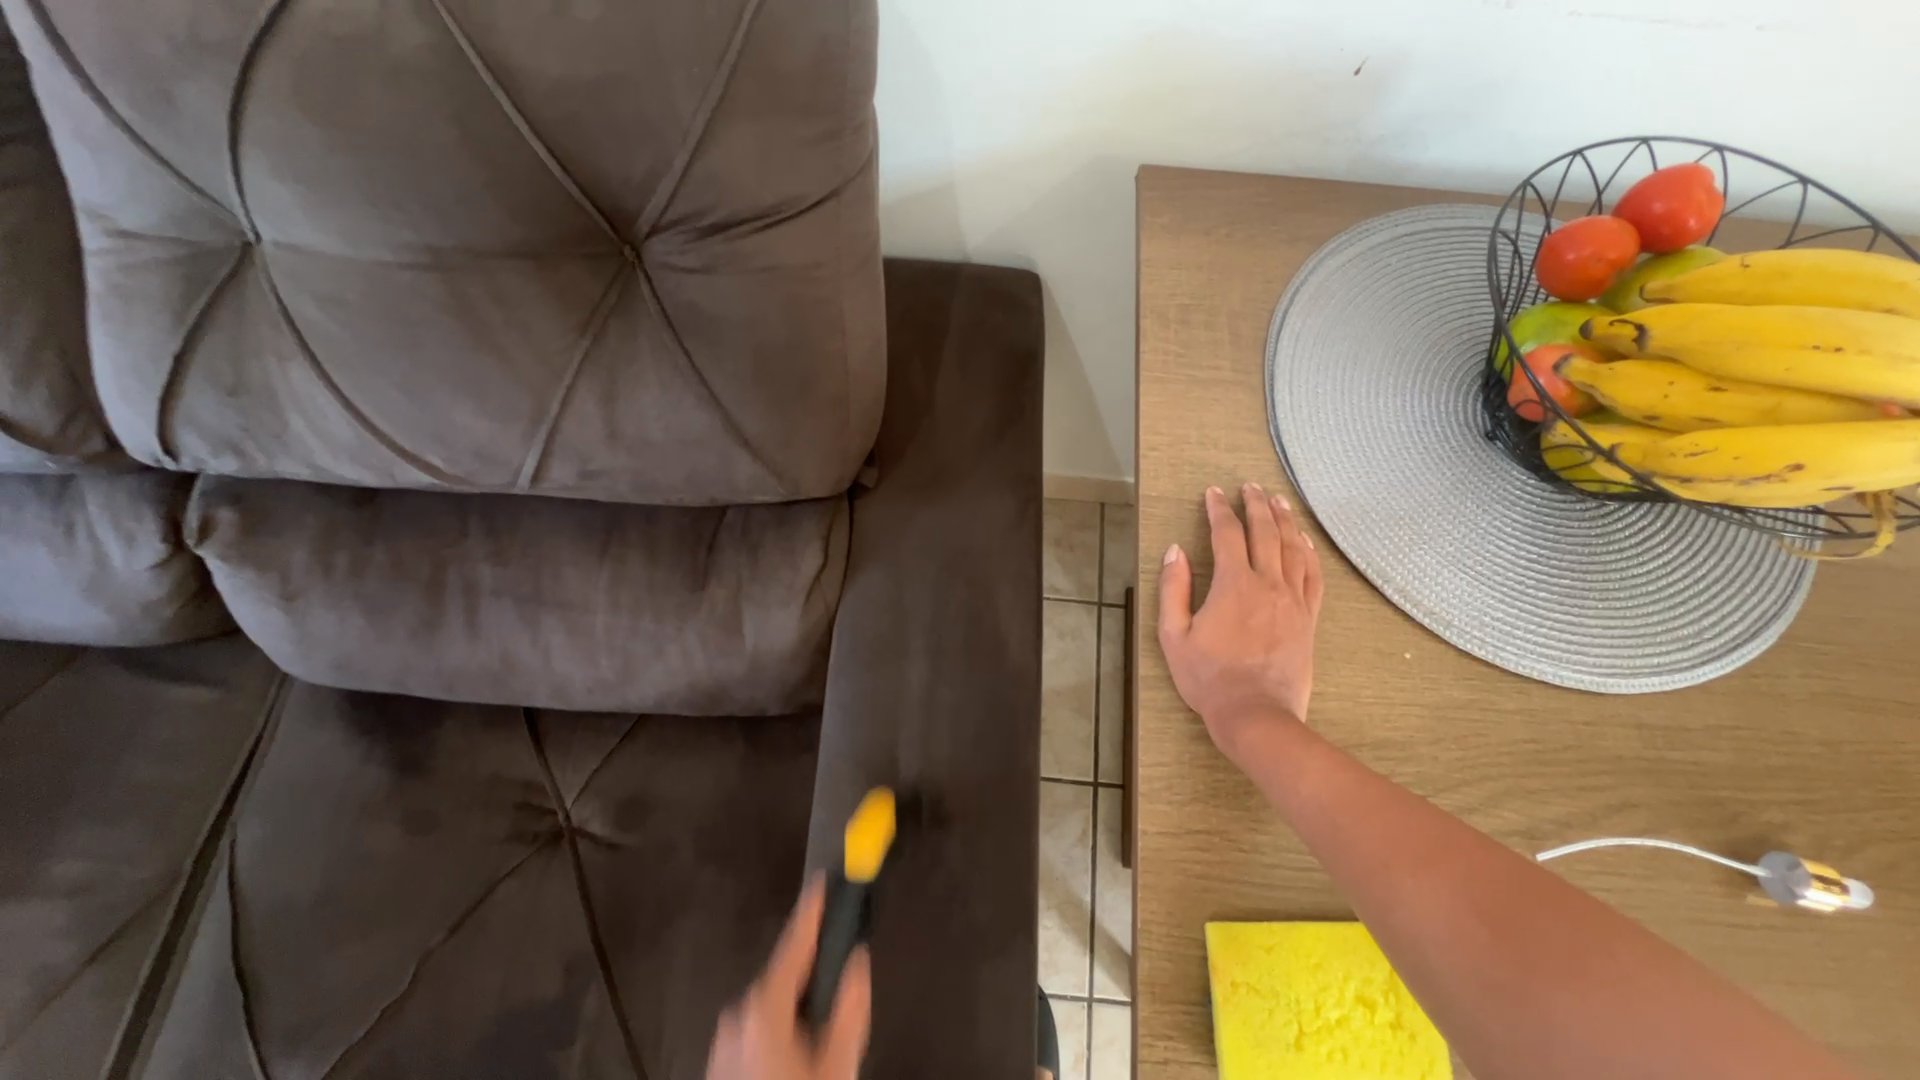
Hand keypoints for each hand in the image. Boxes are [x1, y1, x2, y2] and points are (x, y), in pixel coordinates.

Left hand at [706, 876, 871, 1079]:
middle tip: (843, 990)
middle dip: (814, 977)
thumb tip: (857, 960)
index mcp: (764, 1008)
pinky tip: (798, 1064)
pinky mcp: (720, 1062)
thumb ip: (851, 1005)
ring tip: (823, 1047)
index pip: (795, 945)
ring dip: (798, 1010)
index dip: (812, 910)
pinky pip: (758, 1029)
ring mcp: (723, 1042)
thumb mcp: (839, 1065)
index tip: (824, 878)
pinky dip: (781, 1030)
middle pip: (785, 978)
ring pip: (772, 1007)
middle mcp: (737, 1015)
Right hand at [1158, 484, 1324, 768]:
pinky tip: (1305, 541)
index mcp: (1233, 584)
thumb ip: (1173, 589)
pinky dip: (1310, 552)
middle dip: (1256, 504)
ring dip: (1285, 520)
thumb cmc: (1208, 677)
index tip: (1213, 493)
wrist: (1255, 713)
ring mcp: (1293, 600)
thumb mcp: (1173, 635)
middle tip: (1250, 486)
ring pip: (1294, 548)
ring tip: (1279, 501)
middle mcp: (1267, 583)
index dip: (1219, 509)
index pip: (1227, 534)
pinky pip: (1313, 575)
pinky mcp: (1308, 618)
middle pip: (1265, 532)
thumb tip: (1176, 552)